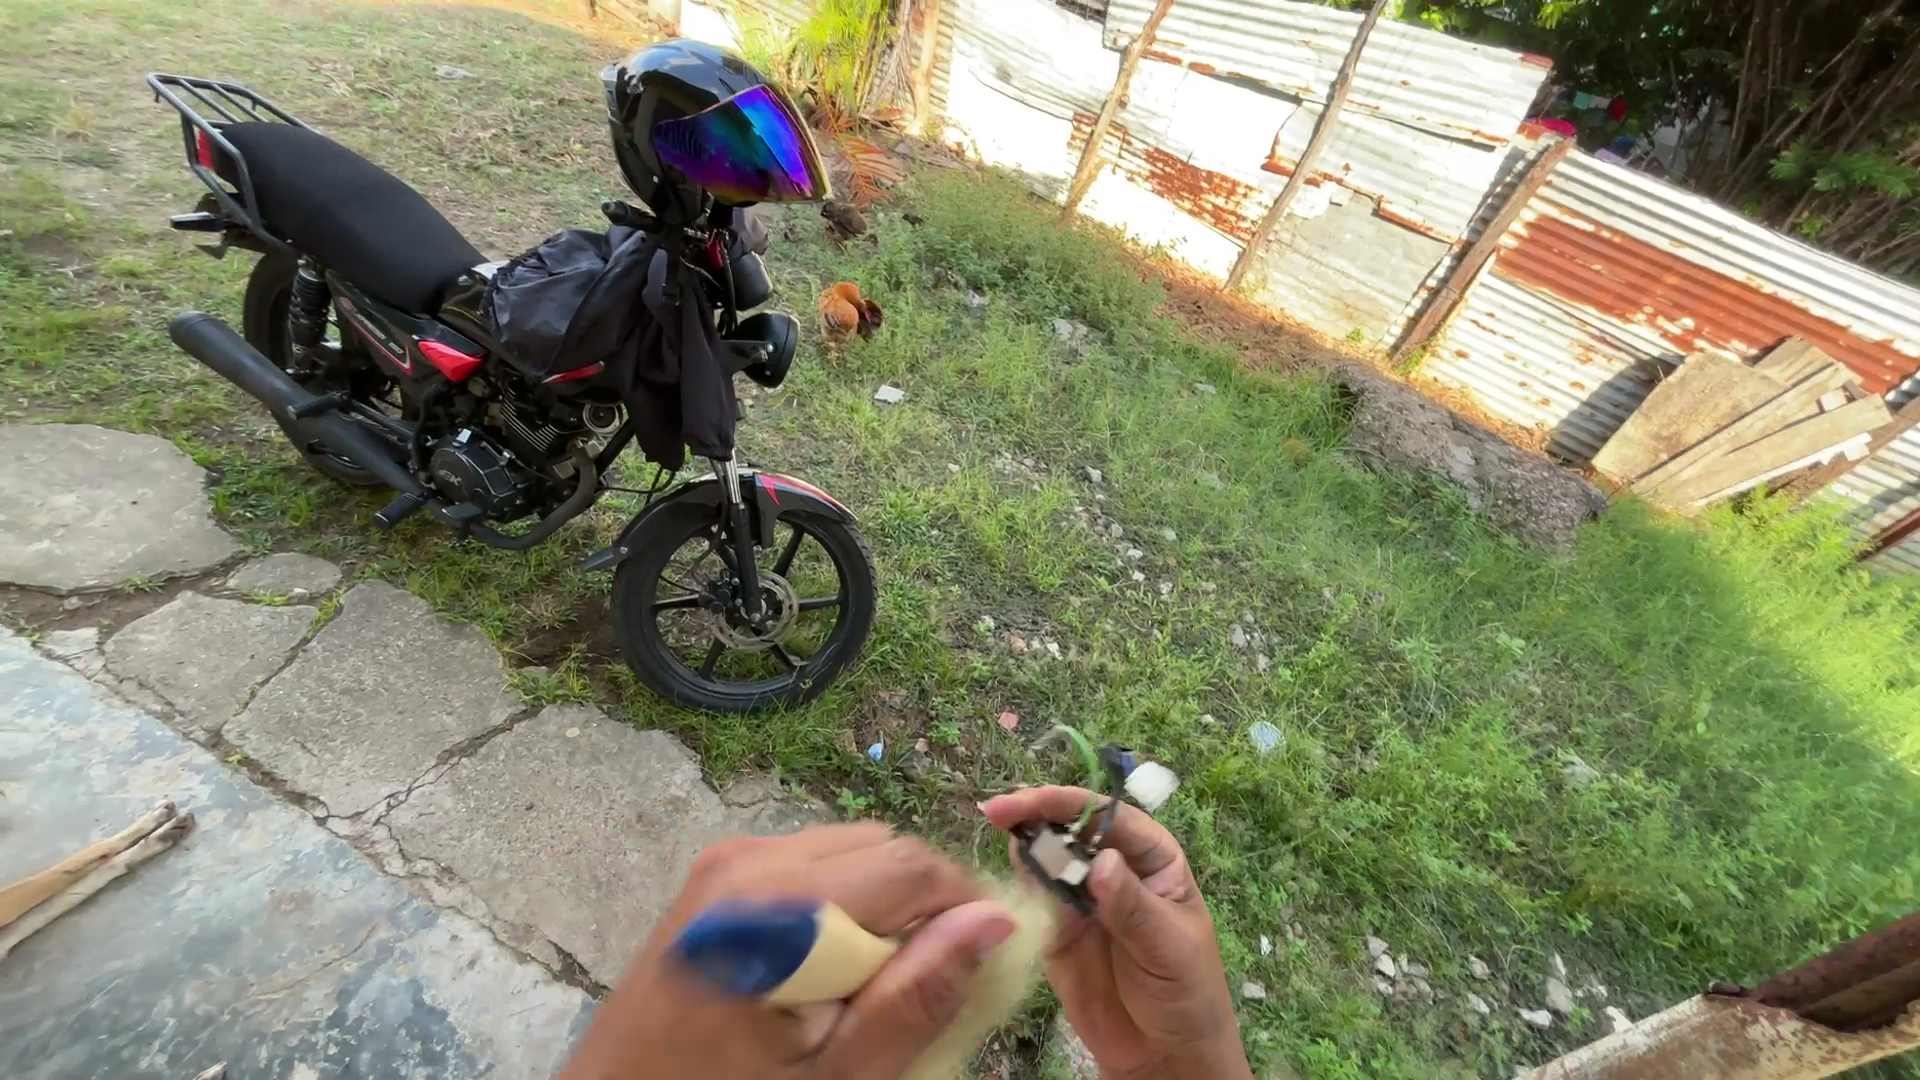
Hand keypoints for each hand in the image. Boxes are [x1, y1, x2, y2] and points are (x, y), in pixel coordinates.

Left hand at [560, 823, 1015, 1079]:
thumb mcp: (834, 1078)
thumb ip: (918, 995)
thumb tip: (995, 919)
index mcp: (778, 901)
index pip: (909, 864)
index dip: (961, 902)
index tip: (983, 957)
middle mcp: (752, 855)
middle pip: (881, 848)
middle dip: (921, 904)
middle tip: (921, 982)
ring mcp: (728, 858)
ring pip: (850, 848)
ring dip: (882, 900)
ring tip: (869, 980)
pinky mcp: (716, 872)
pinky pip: (811, 860)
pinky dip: (842, 897)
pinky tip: (825, 961)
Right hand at [982, 787, 1251, 1079]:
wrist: (1163, 1057)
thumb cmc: (1186, 993)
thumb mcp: (1168, 947)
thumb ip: (1132, 905)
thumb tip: (1100, 861)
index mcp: (1150, 855)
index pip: (1108, 816)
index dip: (1069, 804)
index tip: (1033, 800)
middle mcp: (1111, 863)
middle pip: (1070, 826)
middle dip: (1036, 811)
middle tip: (999, 810)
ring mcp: (1080, 892)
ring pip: (1047, 853)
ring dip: (1022, 840)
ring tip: (997, 826)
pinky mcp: (1054, 924)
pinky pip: (1032, 894)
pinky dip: (1017, 881)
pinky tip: (1006, 871)